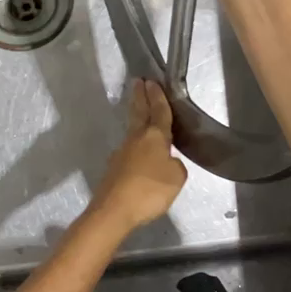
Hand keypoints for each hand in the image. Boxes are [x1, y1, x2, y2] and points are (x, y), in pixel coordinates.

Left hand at [85, 79, 187, 234]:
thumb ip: (176, 165)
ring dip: (136, 117)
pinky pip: (129, 149)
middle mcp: (136, 139)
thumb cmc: (149, 190)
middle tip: (139, 82)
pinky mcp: (115, 168)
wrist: (114, 210)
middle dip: (140, 97)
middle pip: (139, 113)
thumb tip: (167, 162)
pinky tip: (139, 151)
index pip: (159, 111)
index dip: (158, 97)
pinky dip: (135, 142)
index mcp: (155, 137)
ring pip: (132, 130)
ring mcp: (122, 153)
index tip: (153, 81)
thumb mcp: (177, 178)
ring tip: (141, 111)